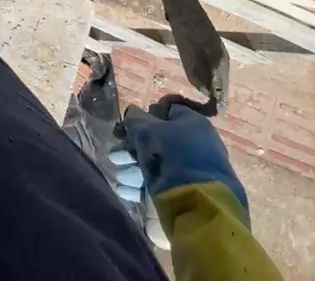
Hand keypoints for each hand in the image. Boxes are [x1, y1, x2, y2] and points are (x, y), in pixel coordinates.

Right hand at [121, 100, 248, 212]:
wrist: (199, 202)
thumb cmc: (171, 155)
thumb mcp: (146, 129)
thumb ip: (134, 118)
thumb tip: (132, 114)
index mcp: (191, 123)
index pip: (163, 112)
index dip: (142, 118)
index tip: (125, 128)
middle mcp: (193, 144)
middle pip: (155, 140)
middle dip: (131, 149)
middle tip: (115, 157)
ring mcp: (191, 169)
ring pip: (155, 162)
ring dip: (133, 168)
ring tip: (121, 177)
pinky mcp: (186, 191)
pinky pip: (160, 182)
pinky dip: (142, 185)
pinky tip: (127, 190)